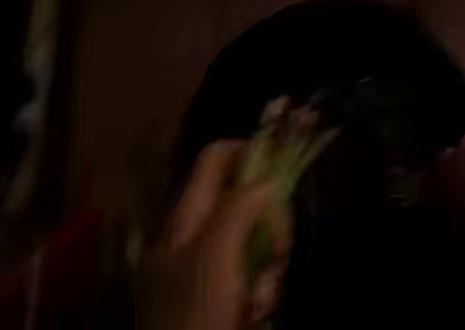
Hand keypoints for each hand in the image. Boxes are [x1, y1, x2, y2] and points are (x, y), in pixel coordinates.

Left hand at [140, 141, 290, 329]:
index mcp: (184, 216)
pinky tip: (259, 309)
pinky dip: (263, 284)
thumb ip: (240, 205)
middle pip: (243, 196)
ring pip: (253, 236)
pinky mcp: (217, 297)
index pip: (216, 157)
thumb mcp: (217, 253)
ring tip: (265, 293)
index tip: (281, 173)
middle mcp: (191, 234)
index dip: (249, 151)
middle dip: (269, 219)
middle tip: (278, 251)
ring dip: (270, 259)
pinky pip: (251, 271)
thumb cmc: (196, 315)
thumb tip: (267, 182)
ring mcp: (202, 268)